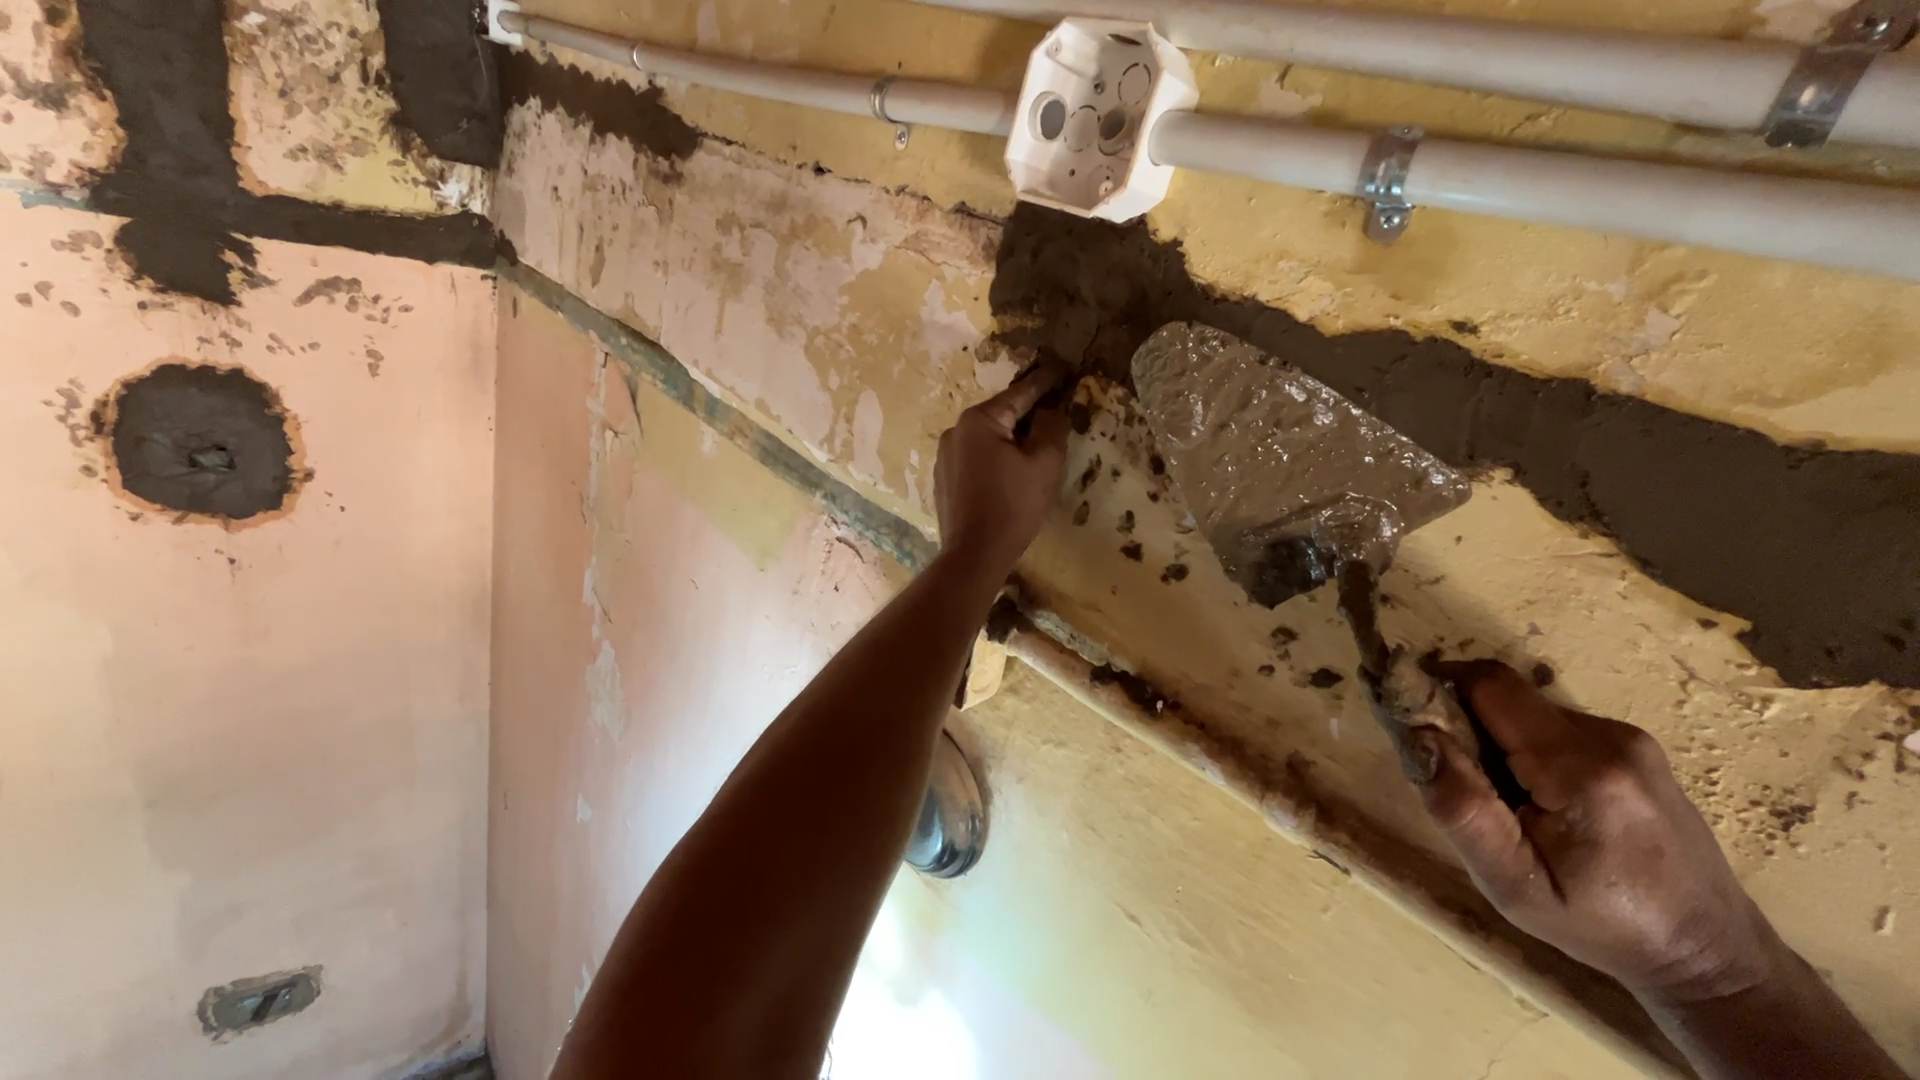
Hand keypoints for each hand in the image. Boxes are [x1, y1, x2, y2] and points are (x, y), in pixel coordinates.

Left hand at [933, 365, 1070, 573]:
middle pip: (1001, 415)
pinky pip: (976, 458)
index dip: (1044, 383)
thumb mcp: (1045, 463)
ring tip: (1035, 449)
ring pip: (988, 438)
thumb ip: (1052, 427)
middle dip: (1027, 415)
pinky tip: (1010, 475)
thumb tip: (1049, 411)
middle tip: (1054, 413)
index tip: (1060, 370)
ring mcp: (945, 456)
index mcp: (978, 420)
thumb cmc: (1013, 505)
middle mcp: (955, 431)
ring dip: (1011, 440)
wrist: (975, 554)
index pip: (1020, 393)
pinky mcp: (944, 479)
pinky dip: (996, 459)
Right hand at [1410, 660, 1778, 1002]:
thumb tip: (1418, 737)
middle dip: (1466, 726)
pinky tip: (1540, 803)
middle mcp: (1610, 736)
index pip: (1488, 685)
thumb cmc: (1602, 926)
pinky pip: (1553, 727)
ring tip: (1506, 806)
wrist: (1709, 954)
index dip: (1439, 691)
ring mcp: (1629, 738)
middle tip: (1460, 785)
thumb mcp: (1513, 886)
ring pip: (1527, 713)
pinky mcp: (1634, 748)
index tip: (1413, 727)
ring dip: (1497, 743)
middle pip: (1506, 697)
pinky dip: (1526, 751)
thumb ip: (1462, 809)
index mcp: (1580, 768)